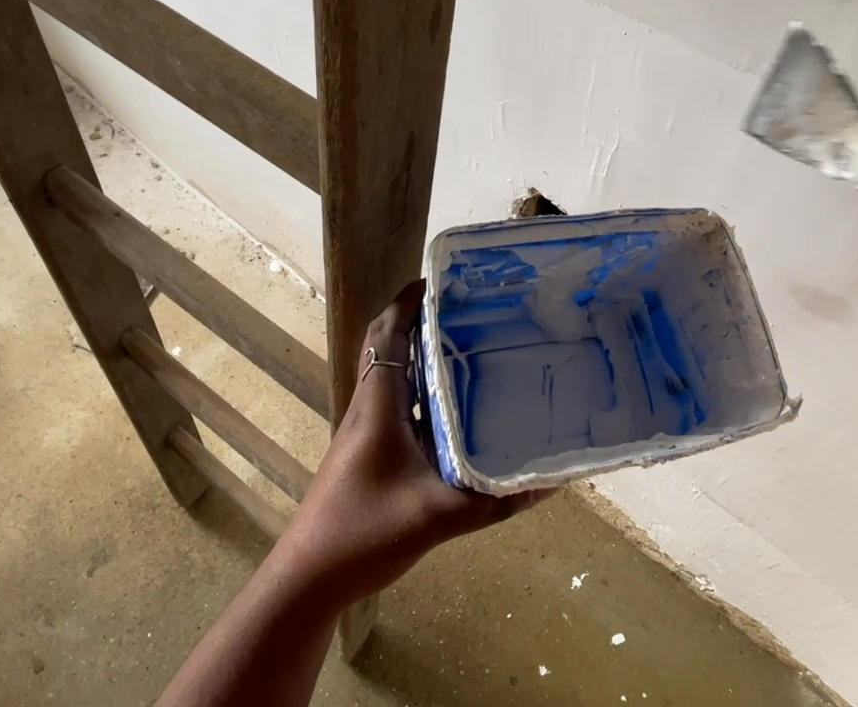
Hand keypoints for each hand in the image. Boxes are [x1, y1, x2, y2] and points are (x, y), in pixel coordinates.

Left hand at [277, 280, 548, 607]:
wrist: (309, 579)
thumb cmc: (362, 532)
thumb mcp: (437, 516)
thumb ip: (494, 500)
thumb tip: (548, 482)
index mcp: (378, 403)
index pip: (388, 332)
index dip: (409, 299)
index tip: (446, 278)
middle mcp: (370, 407)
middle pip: (389, 345)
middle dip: (423, 319)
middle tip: (472, 308)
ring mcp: (368, 431)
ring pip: (396, 375)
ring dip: (425, 355)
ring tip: (474, 346)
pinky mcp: (372, 453)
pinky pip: (402, 406)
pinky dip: (427, 393)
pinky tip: (460, 410)